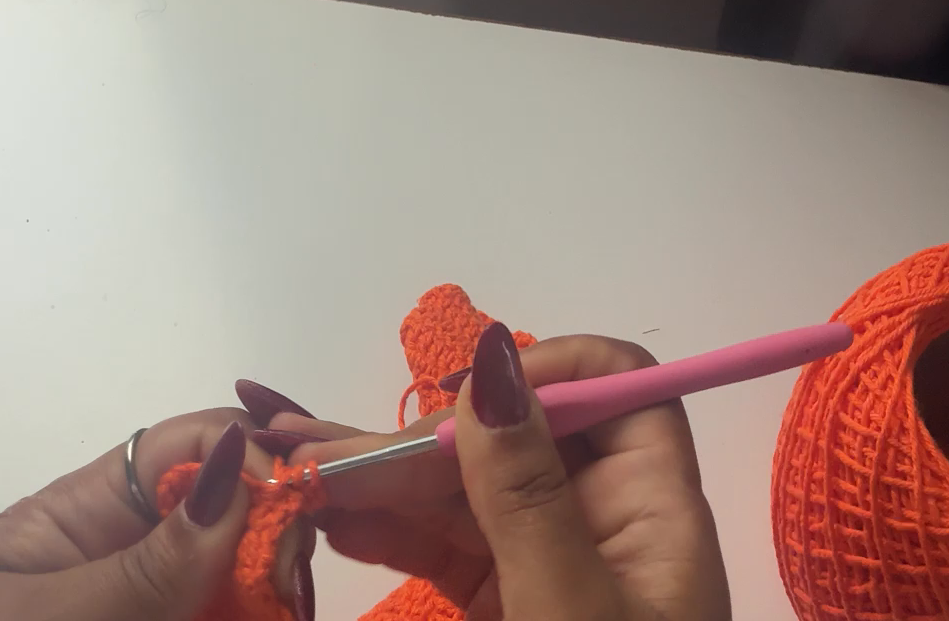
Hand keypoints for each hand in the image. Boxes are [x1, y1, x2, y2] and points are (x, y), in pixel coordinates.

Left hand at [0, 410, 313, 620]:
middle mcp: (131, 546)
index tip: (294, 510)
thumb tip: (238, 463)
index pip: (188, 444)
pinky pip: (217, 614)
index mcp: (90, 509)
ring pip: (233, 574)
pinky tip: (267, 620)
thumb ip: (140, 568)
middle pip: (230, 512)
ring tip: (281, 613)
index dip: (250, 456)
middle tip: (290, 593)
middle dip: (274, 536)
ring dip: (267, 593)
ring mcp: (151, 600)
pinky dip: (249, 616)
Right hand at [257, 327, 731, 620]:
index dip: (551, 368)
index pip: (619, 386)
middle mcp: (602, 517)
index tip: (469, 396)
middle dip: (423, 437)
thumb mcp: (566, 617)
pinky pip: (442, 538)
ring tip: (297, 471)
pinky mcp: (502, 596)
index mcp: (650, 507)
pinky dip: (386, 523)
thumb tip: (494, 355)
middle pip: (517, 433)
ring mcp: (547, 555)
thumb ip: (525, 489)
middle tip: (320, 451)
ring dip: (384, 476)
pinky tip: (329, 513)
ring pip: (467, 484)